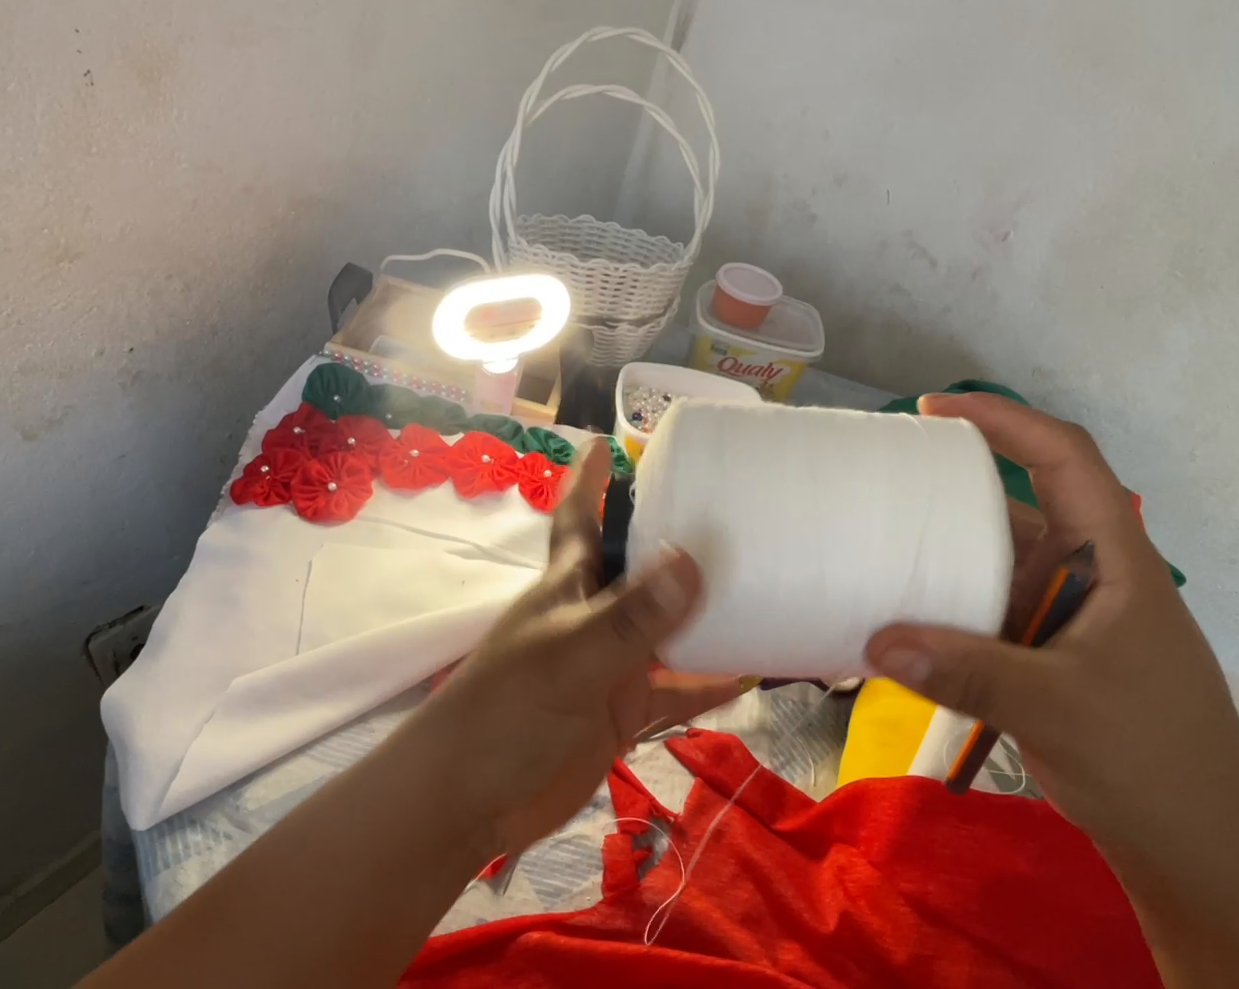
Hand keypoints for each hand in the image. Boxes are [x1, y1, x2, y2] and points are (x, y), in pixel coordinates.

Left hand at [412, 439, 746, 855]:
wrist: (472, 800)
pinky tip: (752, 673)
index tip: (608, 440)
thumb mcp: (570, 657)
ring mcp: (608, 666)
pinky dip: (709, 685)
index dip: (590, 479)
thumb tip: (691, 558)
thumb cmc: (506, 711)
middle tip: (736, 514)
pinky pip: (676, 691)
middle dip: (677, 541)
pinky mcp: (621, 713)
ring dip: (707, 617)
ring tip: (767, 589)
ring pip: (667, 631)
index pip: (579, 517)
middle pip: (640, 568)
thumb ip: (629, 617)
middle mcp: (591, 617)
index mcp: (567, 585)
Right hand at [865, 392, 1238, 859]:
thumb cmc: (1153, 758)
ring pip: (993, 560)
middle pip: (1018, 501)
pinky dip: (939, 605)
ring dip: (939, 549)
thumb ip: (970, 671)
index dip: (1005, 419)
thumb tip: (876, 640)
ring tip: (872, 538)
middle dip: (952, 481)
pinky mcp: (1040, 654)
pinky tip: (893, 614)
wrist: (1199, 845)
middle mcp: (1086, 574)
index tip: (934, 411)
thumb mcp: (1061, 707)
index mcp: (1114, 559)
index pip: (1066, 459)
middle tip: (881, 475)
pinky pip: (980, 610)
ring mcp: (1062, 616)